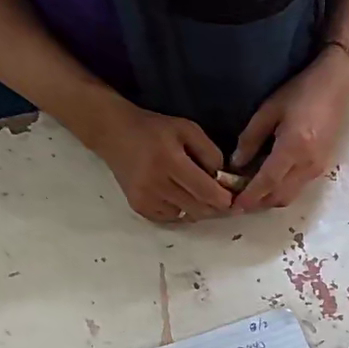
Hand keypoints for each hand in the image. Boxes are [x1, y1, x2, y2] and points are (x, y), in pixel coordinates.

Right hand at [72, 96, 233, 222]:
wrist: (113, 134)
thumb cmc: (155, 129)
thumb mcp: (188, 129)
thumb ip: (210, 153)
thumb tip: (224, 180)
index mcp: (170, 161)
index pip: (205, 191)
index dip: (224, 199)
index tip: (234, 198)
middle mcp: (156, 184)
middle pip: (199, 209)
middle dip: (215, 207)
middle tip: (223, 199)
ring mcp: (146, 199)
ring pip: (187, 216)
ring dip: (198, 208)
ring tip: (198, 193)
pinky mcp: (139, 207)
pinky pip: (171, 218)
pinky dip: (181, 210)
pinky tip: (179, 195)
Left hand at [230, 45, 348, 211]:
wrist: (338, 86)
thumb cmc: (301, 92)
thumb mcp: (269, 110)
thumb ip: (250, 139)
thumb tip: (236, 164)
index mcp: (293, 148)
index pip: (267, 182)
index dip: (249, 197)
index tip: (233, 205)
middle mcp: (308, 165)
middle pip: (279, 197)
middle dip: (257, 204)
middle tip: (237, 200)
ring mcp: (318, 169)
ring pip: (289, 197)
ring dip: (269, 200)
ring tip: (251, 193)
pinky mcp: (323, 169)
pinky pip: (298, 189)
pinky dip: (281, 191)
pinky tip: (269, 182)